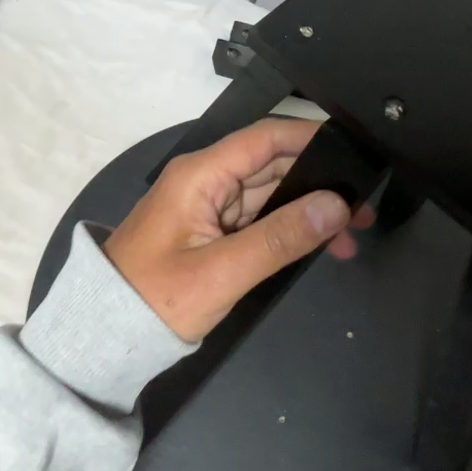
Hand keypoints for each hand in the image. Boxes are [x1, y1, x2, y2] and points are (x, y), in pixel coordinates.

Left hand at [103, 118, 372, 340]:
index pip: (264, 138)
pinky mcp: (210, 229)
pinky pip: (257, 217)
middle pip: (272, 165)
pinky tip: (318, 242)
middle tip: (364, 209)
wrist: (107, 332)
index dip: (310, 137)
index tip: (355, 150)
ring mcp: (208, 204)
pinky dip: (288, 227)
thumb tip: (335, 205)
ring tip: (351, 233)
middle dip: (319, 181)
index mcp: (200, 174)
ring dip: (308, 208)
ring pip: (269, 192)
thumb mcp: (222, 272)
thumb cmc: (156, 299)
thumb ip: (280, 237)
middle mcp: (205, 179)